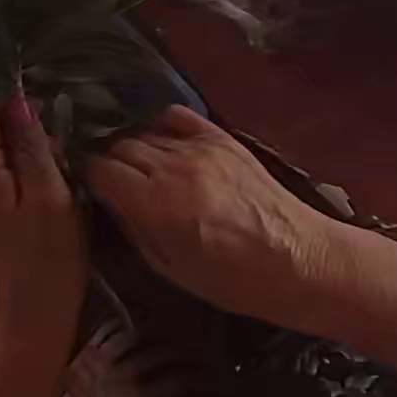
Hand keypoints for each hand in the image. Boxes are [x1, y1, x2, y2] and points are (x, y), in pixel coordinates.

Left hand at [0, 96, 87, 335]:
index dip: (9, 105)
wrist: (40, 308)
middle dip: (24, 126)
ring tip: (64, 162)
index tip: (45, 110)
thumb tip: (19, 103)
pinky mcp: (4, 206)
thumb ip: (31, 148)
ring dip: (33, 146)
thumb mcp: (48, 193)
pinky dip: (35, 165)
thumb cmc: (49, 253)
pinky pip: (14, 171)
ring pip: (5, 150)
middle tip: (60, 142)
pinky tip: (59, 178)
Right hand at [84, 105, 346, 325]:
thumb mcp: (169, 268)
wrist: (304, 262)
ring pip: (142, 133)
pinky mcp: (221, 138)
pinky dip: (161, 125)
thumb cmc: (234, 280)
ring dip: (135, 148)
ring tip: (142, 167)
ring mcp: (198, 148)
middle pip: (118, 147)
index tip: (96, 189)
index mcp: (155, 203)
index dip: (92, 178)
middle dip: (111, 163)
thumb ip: (131, 227)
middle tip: (119, 182)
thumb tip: (106, 199)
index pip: (100, 169)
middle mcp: (171, 167)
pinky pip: (175, 115)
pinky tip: (164, 143)